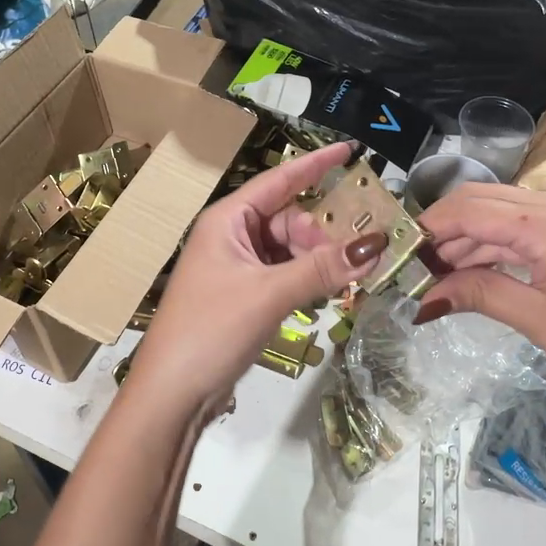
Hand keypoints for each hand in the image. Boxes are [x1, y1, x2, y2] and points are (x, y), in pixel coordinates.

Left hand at [127, 141, 386, 412]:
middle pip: (289, 219)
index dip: (315, 164)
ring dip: (316, 261)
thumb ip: (321, 268)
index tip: (351, 150)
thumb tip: (375, 245)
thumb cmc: (210, 330)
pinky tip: (325, 296)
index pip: (280, 180)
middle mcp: (230, 235)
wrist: (170, 395)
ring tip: (345, 283)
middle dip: (322, 234)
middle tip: (355, 259)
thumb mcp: (269, 295)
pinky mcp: (241, 295)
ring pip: (289, 248)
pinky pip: (282, 273)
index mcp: (227, 219)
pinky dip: (305, 280)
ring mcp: (235, 266)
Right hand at [415, 183, 545, 406]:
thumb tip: (424, 296)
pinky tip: (473, 271)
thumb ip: (480, 294)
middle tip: (413, 265)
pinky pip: (521, 224)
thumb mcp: (540, 321)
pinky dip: (493, 244)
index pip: (468, 211)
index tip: (397, 252)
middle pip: (479, 201)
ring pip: (499, 211)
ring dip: (466, 238)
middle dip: (442, 229)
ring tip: (435, 274)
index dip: (428, 228)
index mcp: (545, 223)